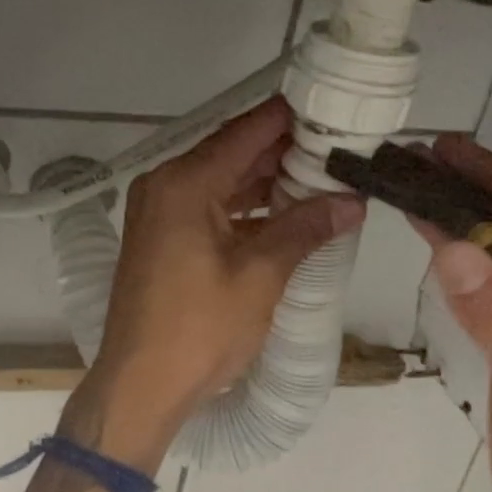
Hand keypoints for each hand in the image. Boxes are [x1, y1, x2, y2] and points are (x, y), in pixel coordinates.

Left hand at [72, 98, 365, 468]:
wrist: (140, 384)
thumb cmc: (199, 329)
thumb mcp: (260, 276)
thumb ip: (304, 229)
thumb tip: (351, 200)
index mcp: (184, 183)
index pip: (243, 133)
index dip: (285, 118)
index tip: (328, 106)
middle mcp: (165, 185)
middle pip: (230, 153)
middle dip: (282, 150)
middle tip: (337, 144)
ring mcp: (159, 211)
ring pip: (220, 180)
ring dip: (265, 179)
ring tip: (322, 175)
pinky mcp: (161, 236)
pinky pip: (208, 205)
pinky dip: (244, 206)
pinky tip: (285, 212)